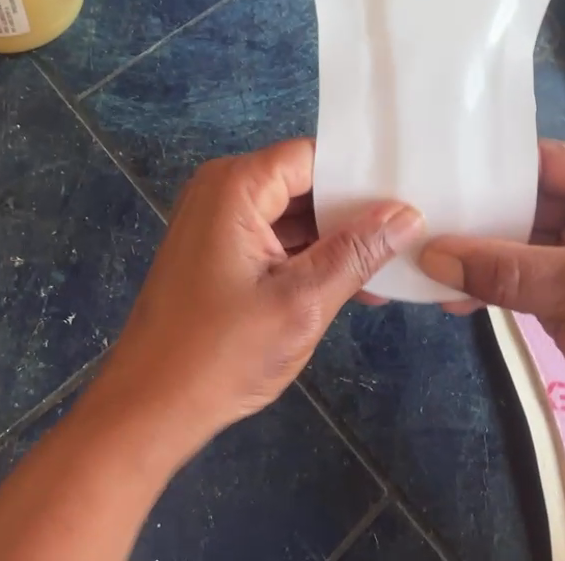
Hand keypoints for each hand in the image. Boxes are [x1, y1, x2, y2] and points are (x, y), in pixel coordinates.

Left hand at [88, 138, 423, 450]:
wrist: (149, 407)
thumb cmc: (222, 353)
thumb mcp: (301, 303)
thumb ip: (356, 253)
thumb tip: (406, 213)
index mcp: (236, 186)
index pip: (312, 156)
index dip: (360, 173)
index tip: (411, 191)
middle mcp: (222, 190)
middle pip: (303, 182)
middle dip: (353, 210)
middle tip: (415, 230)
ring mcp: (217, 221)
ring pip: (292, 213)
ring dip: (336, 240)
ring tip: (397, 264)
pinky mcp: (217, 250)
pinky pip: (274, 238)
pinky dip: (309, 257)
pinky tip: (355, 285)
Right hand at [416, 140, 564, 449]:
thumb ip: (508, 269)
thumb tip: (429, 256)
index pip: (545, 161)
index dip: (490, 164)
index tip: (432, 167)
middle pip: (522, 200)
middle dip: (473, 213)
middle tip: (414, 213)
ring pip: (511, 243)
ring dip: (471, 254)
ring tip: (418, 255)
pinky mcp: (564, 299)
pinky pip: (512, 280)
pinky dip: (482, 287)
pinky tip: (445, 294)